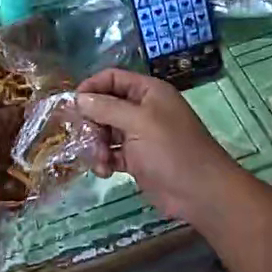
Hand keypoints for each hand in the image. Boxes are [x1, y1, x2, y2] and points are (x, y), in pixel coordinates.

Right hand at [76, 69, 254, 223]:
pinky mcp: (137, 159)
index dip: (91, 88)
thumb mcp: (138, 123)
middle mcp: (143, 109)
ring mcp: (140, 135)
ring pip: (105, 132)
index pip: (112, 79)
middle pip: (105, 106)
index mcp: (148, 92)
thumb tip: (79, 98)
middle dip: (92, 122)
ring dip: (96, 145)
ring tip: (99, 161)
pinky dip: (104, 160)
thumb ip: (107, 108)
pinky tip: (105, 171)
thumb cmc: (172, 150)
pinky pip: (111, 153)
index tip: (73, 106)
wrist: (199, 192)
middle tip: (86, 139)